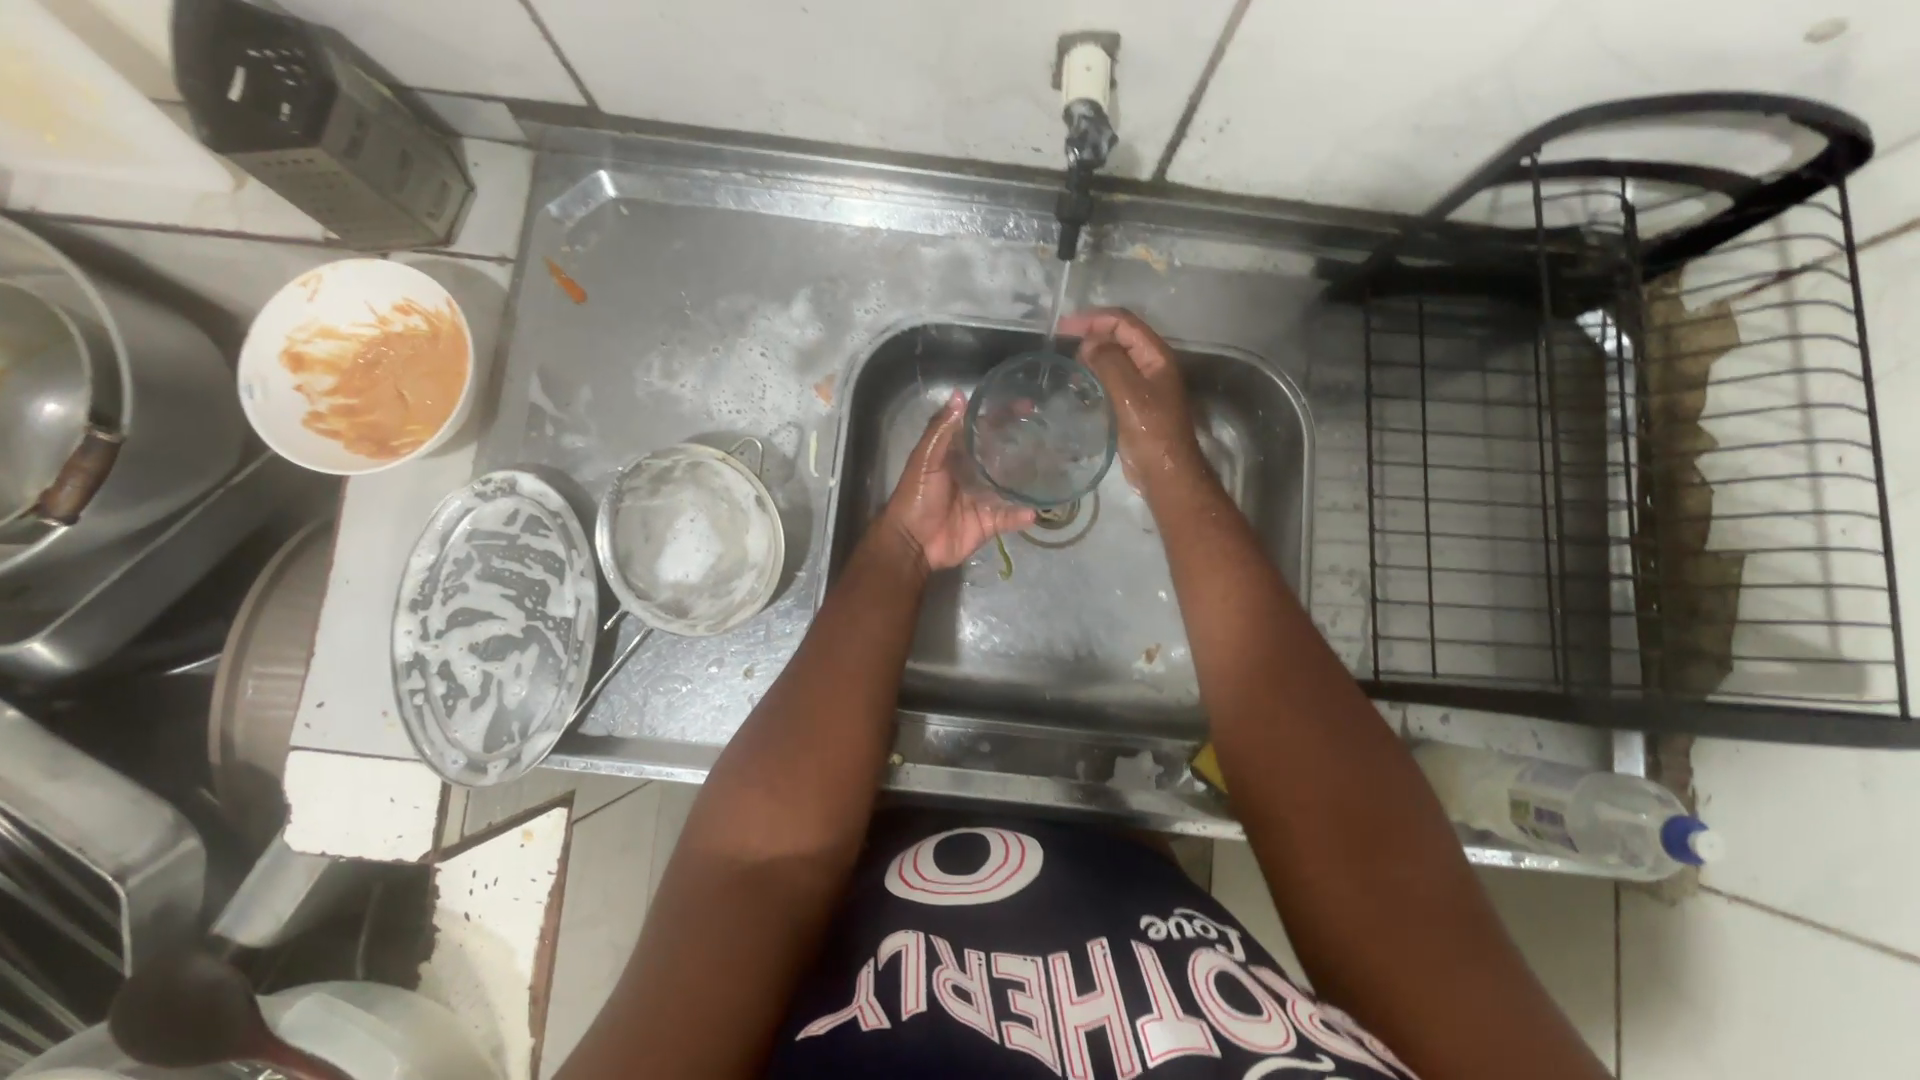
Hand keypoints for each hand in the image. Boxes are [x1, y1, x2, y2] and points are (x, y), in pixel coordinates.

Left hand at [880, 391, 1036, 571]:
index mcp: (957, 455)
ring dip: (1028, 480)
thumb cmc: (917, 497)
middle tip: (1051, 436)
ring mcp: (983, 499)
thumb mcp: (925, 459)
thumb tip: (959, 394)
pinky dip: (1023, 514)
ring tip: (1053, 470)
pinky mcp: (988, 523)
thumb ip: (941, 429)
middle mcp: (973, 473)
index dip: (1003, 417)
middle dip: (1024, 446)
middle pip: (1002, 456)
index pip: (984, 430)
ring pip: (1011, 486)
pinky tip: (1036, 509)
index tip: (1028, 406)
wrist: (912, 542)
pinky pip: (1010, 517)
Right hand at [1058, 308, 1205, 497]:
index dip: (1093, 319)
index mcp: (1155, 356)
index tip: (1063, 327)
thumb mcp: (1129, 393)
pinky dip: (1093, 378)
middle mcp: (1150, 365)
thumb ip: (1109, 361)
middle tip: (1062, 348)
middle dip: (1090, 335)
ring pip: (1113, 360)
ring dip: (1090, 358)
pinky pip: (1110, 381)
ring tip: (1066, 367)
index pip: (1123, 322)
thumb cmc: (1150, 431)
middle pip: (1118, 337)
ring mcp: (1142, 385)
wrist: (1164, 472)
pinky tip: (1076, 388)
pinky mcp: (1132, 404)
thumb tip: (1090, 342)